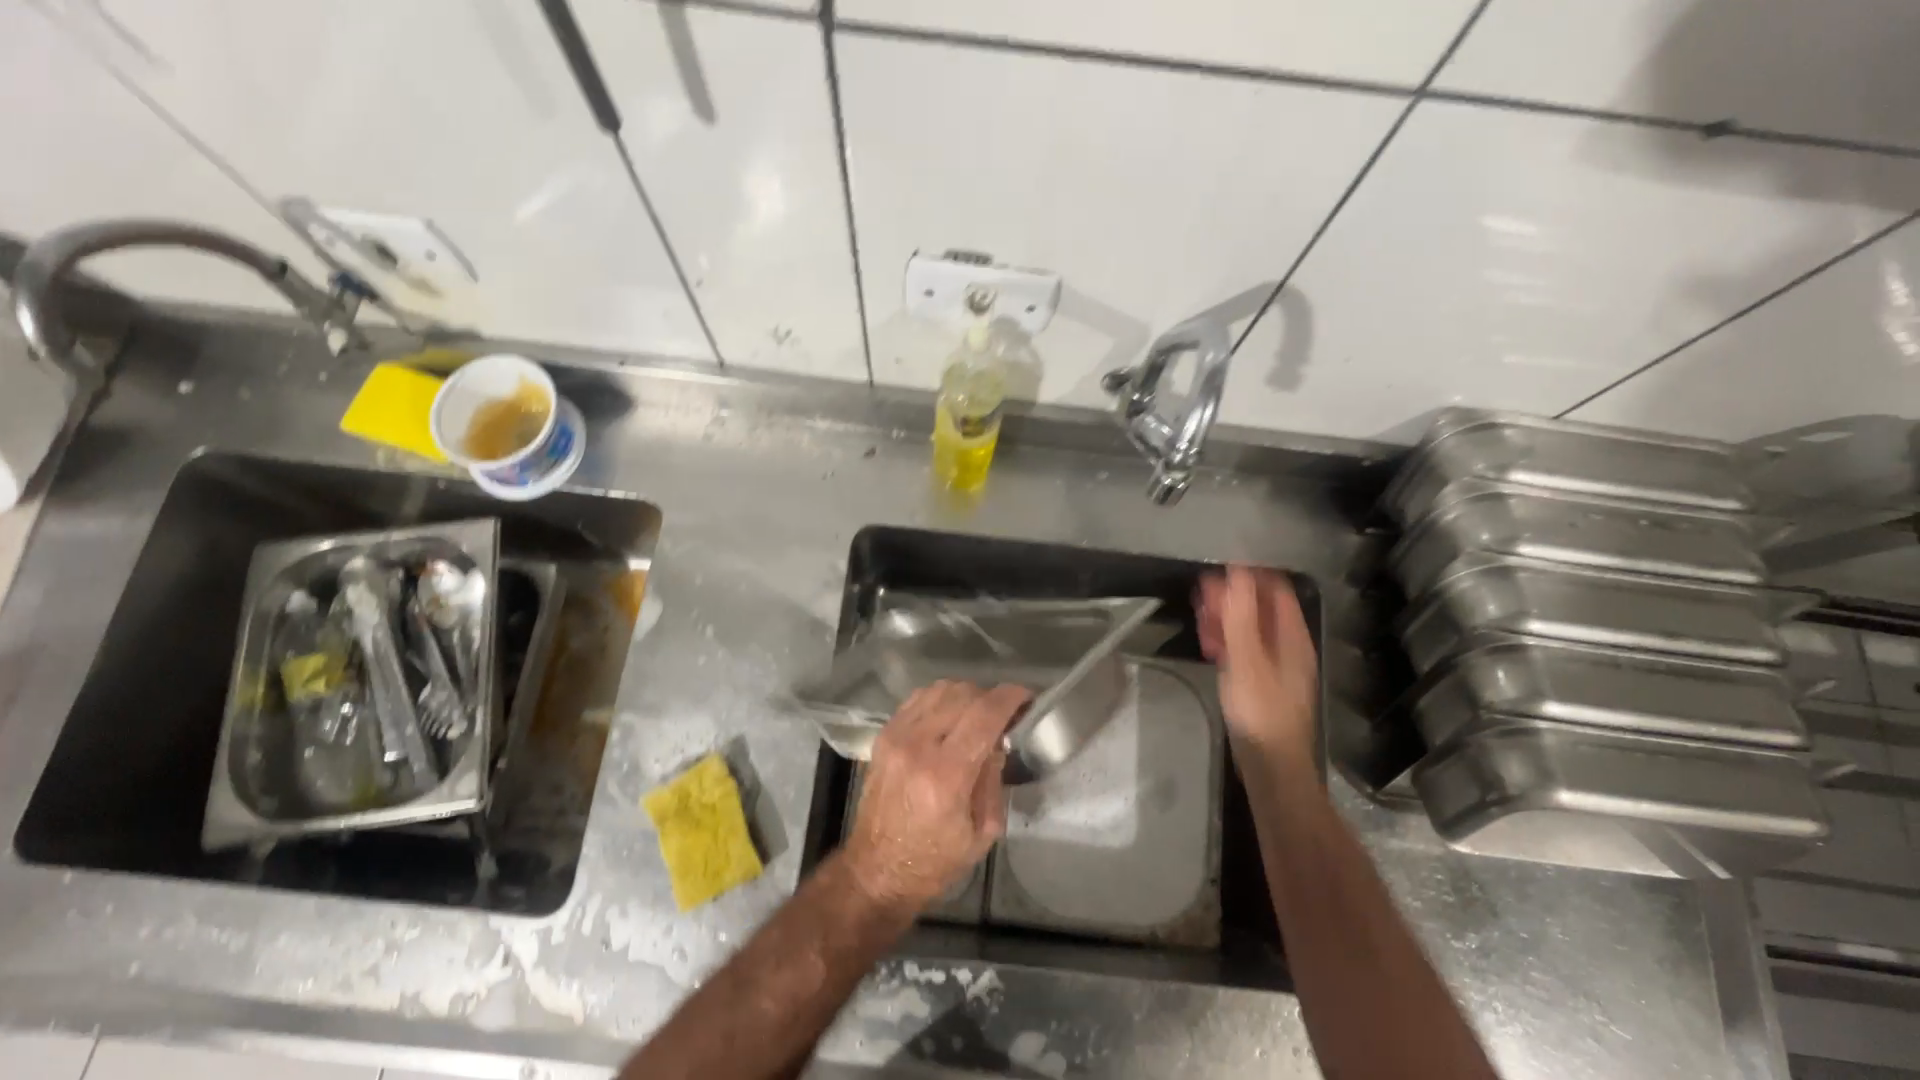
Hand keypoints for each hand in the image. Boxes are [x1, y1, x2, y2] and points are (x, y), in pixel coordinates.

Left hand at [843, 680, 1029, 910]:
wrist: (878, 869)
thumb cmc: (935, 860)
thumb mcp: (983, 832)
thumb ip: (994, 779)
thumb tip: (999, 741)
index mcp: (947, 775)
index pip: (984, 714)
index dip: (1011, 698)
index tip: (1027, 698)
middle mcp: (918, 746)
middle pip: (963, 694)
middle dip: (991, 698)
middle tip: (1005, 716)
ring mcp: (896, 737)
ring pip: (939, 689)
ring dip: (965, 695)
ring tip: (977, 716)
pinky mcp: (883, 736)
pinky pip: (918, 699)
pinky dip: (940, 700)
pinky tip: (950, 717)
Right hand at [1198, 565, 1318, 768]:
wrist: (1272, 767)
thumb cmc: (1260, 712)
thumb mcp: (1246, 661)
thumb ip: (1241, 617)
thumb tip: (1237, 573)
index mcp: (1292, 637)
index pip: (1276, 590)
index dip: (1250, 575)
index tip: (1218, 569)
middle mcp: (1288, 647)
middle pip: (1261, 609)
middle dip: (1232, 597)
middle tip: (1201, 595)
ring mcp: (1275, 667)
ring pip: (1251, 630)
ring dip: (1227, 619)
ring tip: (1200, 618)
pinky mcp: (1261, 684)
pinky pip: (1244, 651)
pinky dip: (1227, 642)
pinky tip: (1209, 646)